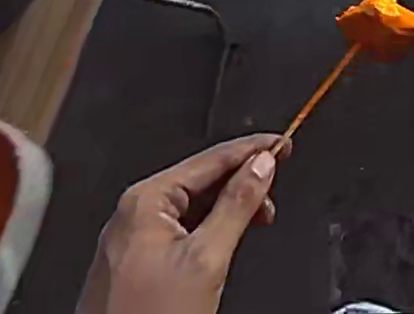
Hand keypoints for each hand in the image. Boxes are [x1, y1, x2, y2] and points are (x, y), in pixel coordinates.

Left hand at [77, 133, 288, 313]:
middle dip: (242, 182)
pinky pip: (180, 232)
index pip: (211, 159)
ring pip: (193, 207)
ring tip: (261, 217)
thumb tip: (261, 165)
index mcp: (145, 201)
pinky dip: (211, 230)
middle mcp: (133, 214)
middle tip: (276, 186)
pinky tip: (230, 237)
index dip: (252, 149)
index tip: (282, 144)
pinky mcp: (135, 268)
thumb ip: (238, 204)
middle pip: (202, 180)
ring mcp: (131, 242)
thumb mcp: (206, 260)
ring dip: (230, 207)